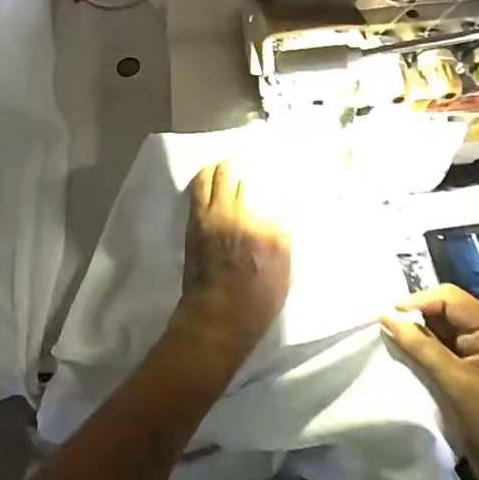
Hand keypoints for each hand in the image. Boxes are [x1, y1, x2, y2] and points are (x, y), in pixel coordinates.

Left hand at [170, 161, 291, 366]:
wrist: (217, 315)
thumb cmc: (255, 301)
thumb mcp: (283, 271)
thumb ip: (279, 239)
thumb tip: (273, 219)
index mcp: (268, 230)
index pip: (268, 196)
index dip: (266, 184)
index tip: (266, 177)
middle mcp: (239, 215)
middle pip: (236, 179)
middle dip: (237, 170)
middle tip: (240, 164)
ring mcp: (213, 216)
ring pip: (214, 179)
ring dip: (218, 170)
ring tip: (222, 166)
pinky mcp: (195, 222)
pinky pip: (199, 191)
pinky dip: (204, 180)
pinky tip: (207, 177)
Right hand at [380, 285, 478, 479]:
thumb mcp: (460, 388)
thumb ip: (423, 348)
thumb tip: (386, 316)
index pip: (453, 300)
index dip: (418, 303)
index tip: (387, 320)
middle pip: (449, 314)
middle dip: (417, 321)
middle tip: (387, 335)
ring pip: (447, 336)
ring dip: (421, 340)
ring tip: (394, 349)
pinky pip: (451, 357)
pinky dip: (429, 358)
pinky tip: (412, 367)